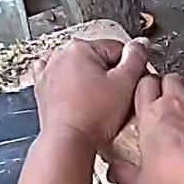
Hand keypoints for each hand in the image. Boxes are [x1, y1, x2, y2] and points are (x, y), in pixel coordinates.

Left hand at [31, 38, 147, 150]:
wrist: (68, 140)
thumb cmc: (94, 115)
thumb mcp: (125, 83)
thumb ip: (136, 58)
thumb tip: (140, 43)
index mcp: (81, 48)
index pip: (118, 49)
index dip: (131, 68)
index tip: (133, 84)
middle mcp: (61, 55)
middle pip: (99, 58)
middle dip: (110, 74)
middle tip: (116, 96)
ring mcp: (49, 71)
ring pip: (81, 69)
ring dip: (91, 79)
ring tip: (99, 100)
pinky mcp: (43, 88)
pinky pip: (62, 79)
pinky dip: (72, 85)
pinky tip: (80, 95)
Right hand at [107, 73, 183, 183]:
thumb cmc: (181, 179)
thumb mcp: (142, 183)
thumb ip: (123, 173)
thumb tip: (115, 170)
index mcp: (151, 115)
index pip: (143, 84)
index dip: (143, 89)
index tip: (141, 99)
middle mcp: (175, 104)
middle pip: (167, 78)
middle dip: (164, 87)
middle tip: (162, 104)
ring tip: (183, 117)